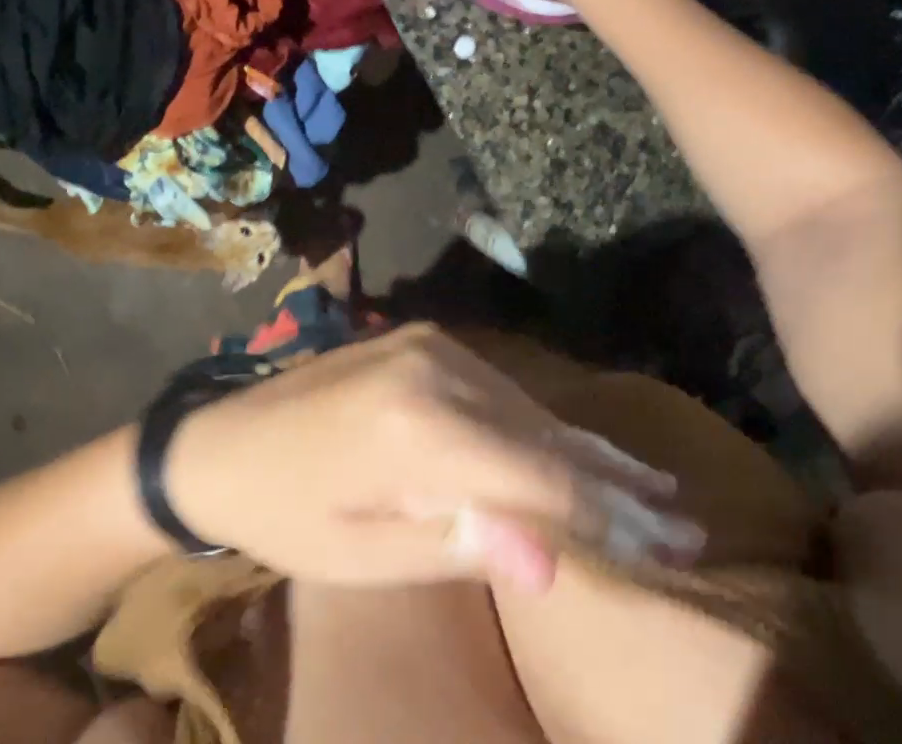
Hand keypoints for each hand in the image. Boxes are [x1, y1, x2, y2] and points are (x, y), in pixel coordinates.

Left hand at [166, 323, 703, 591]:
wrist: (216, 442)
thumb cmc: (284, 515)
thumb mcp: (364, 554)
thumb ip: (462, 546)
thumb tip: (554, 563)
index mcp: (420, 432)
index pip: (542, 479)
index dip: (610, 517)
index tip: (674, 545)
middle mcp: (438, 371)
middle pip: (547, 438)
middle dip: (616, 485)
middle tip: (685, 519)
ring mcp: (431, 346)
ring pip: (530, 408)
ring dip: (586, 452)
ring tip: (649, 488)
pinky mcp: (423, 339)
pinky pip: (501, 388)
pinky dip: (540, 425)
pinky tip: (576, 445)